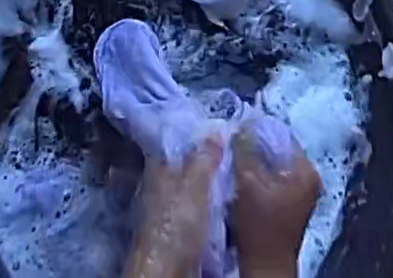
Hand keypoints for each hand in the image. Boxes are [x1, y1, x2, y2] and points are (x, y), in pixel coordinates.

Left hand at [124, 132, 223, 277]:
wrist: (167, 273)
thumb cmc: (177, 221)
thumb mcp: (195, 182)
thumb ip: (205, 156)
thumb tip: (216, 128)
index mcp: (157, 167)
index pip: (175, 143)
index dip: (196, 136)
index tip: (220, 131)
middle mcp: (158, 186)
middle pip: (185, 168)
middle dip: (207, 164)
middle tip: (234, 156)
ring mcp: (165, 212)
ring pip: (192, 192)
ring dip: (211, 189)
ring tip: (235, 180)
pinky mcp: (175, 235)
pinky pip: (197, 213)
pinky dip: (210, 210)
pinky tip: (226, 208)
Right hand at [230, 120, 320, 277]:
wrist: (265, 270)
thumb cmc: (260, 228)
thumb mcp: (248, 184)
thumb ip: (245, 150)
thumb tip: (241, 126)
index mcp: (306, 170)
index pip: (282, 135)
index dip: (259, 129)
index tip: (239, 127)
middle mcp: (309, 177)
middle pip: (279, 149)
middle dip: (257, 145)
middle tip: (235, 141)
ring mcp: (302, 191)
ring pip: (275, 164)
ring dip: (257, 160)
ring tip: (237, 155)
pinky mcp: (291, 202)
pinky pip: (275, 177)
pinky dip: (260, 174)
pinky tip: (244, 174)